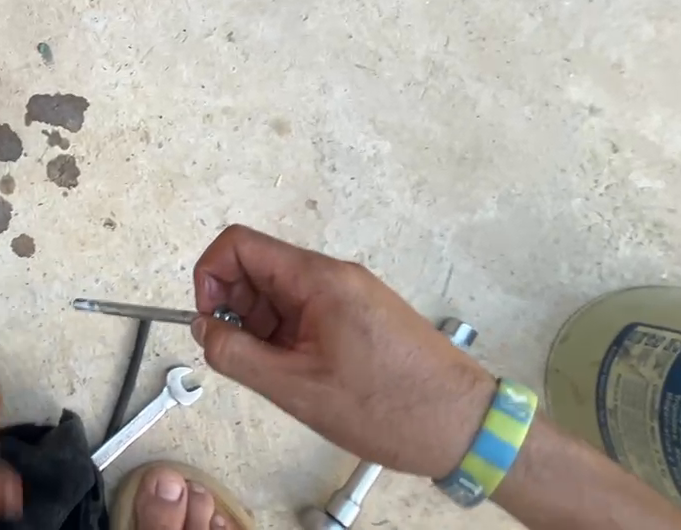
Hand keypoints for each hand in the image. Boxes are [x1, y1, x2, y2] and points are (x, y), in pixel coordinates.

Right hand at [189, 225, 494, 478]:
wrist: (479, 437)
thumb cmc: (389, 409)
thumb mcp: (297, 388)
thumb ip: (235, 353)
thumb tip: (201, 329)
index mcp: (316, 278)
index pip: (237, 244)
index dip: (209, 275)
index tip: (210, 321)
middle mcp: (332, 274)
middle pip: (255, 266)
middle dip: (233, 306)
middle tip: (242, 353)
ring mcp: (350, 292)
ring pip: (277, 290)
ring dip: (260, 324)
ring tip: (277, 370)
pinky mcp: (362, 313)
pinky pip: (303, 308)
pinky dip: (286, 333)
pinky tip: (301, 371)